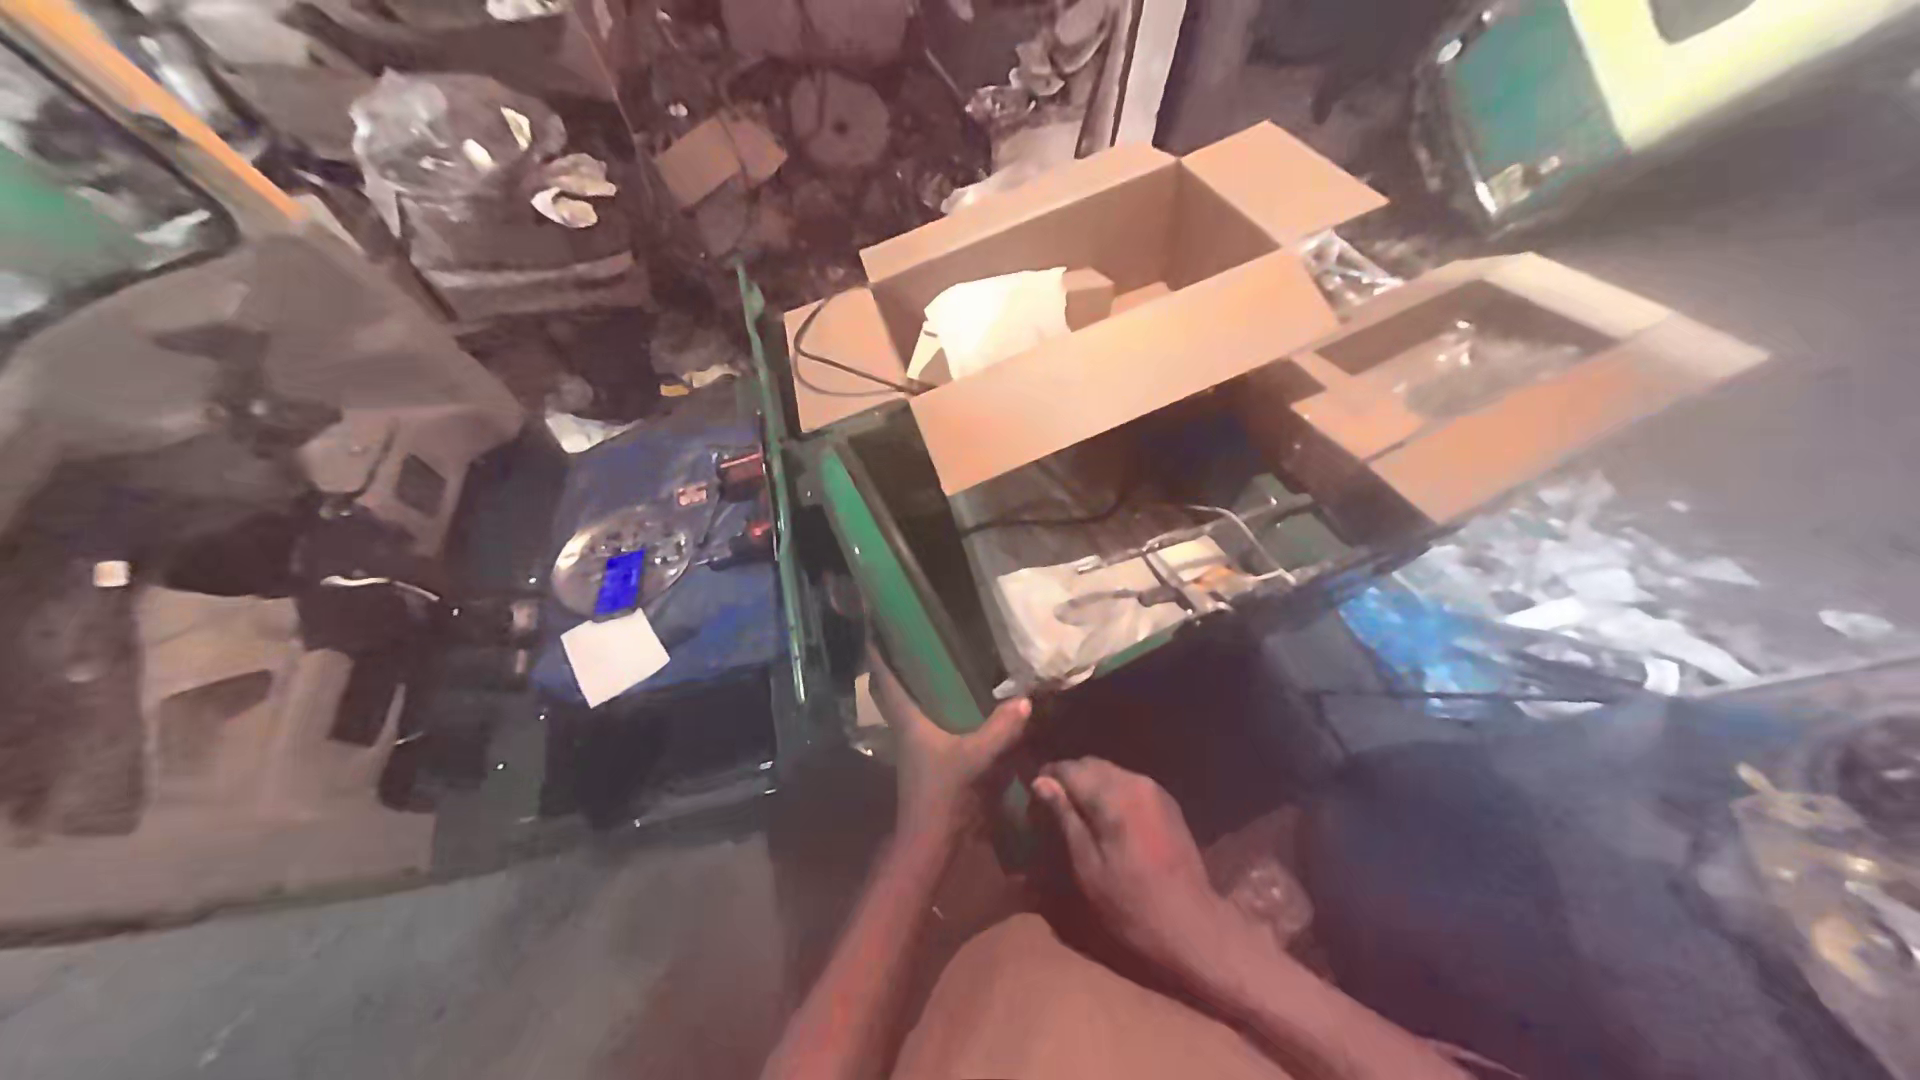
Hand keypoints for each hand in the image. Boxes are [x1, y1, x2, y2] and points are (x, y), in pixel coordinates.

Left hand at [868, 649, 1031, 841]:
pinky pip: (926, 718)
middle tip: (911, 633)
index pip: (884, 676)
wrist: (930, 840)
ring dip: (914, 681)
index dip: (877, 649)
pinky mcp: (927, 755)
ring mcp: (914, 742)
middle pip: (892, 686)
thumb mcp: (974, 758)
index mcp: (906, 719)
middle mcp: (904, 726)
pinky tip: (956, 697)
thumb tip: (1024, 699)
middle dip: (896, 660)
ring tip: (934, 656)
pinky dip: (933, 702)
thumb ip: (999, 729)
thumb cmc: (941, 793)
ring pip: (908, 702)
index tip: (875, 621)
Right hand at [1033, 758, 1256, 986]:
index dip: (1046, 777)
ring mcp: (1154, 790)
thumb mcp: (1087, 867)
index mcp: (1113, 796)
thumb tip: (1041, 782)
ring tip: (1075, 811)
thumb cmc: (1131, 905)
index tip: (1032, 797)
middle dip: (1067, 778)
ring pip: (1110, 771)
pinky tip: (1104, 816)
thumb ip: (1064, 818)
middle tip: (1050, 805)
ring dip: (1089, 784)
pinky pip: (1128, 783)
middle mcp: (1135, 782)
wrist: (1193, 927)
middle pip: (1090, 764)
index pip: (1069, 768)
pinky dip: (1110, 791)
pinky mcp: (1167, 802)